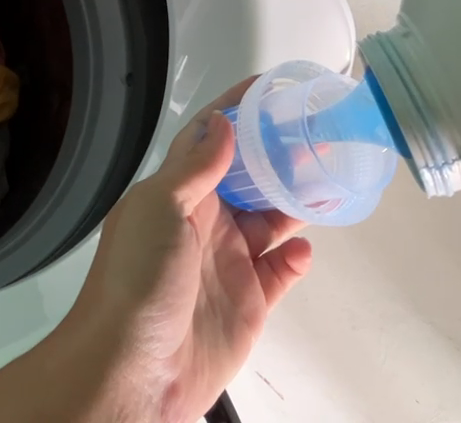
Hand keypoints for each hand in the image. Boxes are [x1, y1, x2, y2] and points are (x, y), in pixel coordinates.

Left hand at [0, 80, 311, 422]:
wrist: (135, 370)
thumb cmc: (138, 280)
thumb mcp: (161, 209)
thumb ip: (195, 167)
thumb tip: (223, 123)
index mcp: (175, 192)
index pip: (208, 140)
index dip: (236, 112)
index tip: (269, 89)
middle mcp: (203, 221)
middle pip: (247, 177)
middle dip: (277, 154)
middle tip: (315, 133)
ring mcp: (227, 261)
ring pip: (269, 219)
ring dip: (294, 200)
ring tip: (325, 178)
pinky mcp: (248, 302)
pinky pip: (280, 272)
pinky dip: (295, 258)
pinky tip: (305, 247)